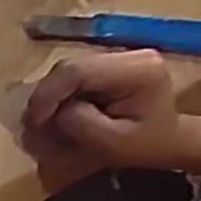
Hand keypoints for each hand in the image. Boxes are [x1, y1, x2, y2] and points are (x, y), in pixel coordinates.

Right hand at [21, 49, 192, 185]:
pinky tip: (57, 114)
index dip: (48, 96)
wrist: (165, 140)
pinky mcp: (107, 64)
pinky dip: (56, 96)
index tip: (34, 125)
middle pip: (69, 66)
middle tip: (35, 127)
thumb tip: (57, 111)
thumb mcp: (111, 142)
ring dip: (48, 97)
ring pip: (65, 70)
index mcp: (138, 69)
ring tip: (45, 123)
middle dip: (44, 97)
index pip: (78, 71)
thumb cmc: (142, 146)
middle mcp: (129, 54)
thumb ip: (82, 123)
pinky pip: (70, 75)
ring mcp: (118, 56)